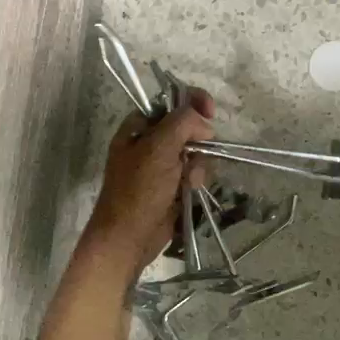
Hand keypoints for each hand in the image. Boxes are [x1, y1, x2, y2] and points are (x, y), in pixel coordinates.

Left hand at [82, 89, 215, 273]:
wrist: (128, 238)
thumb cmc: (138, 190)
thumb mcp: (158, 148)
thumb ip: (182, 123)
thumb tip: (204, 124)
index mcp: (138, 127)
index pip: (170, 102)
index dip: (192, 101)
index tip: (210, 111)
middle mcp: (150, 143)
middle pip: (188, 127)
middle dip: (198, 141)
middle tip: (195, 154)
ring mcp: (162, 165)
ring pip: (196, 152)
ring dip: (198, 164)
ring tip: (189, 182)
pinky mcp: (173, 186)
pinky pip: (195, 172)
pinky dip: (197, 179)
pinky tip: (190, 191)